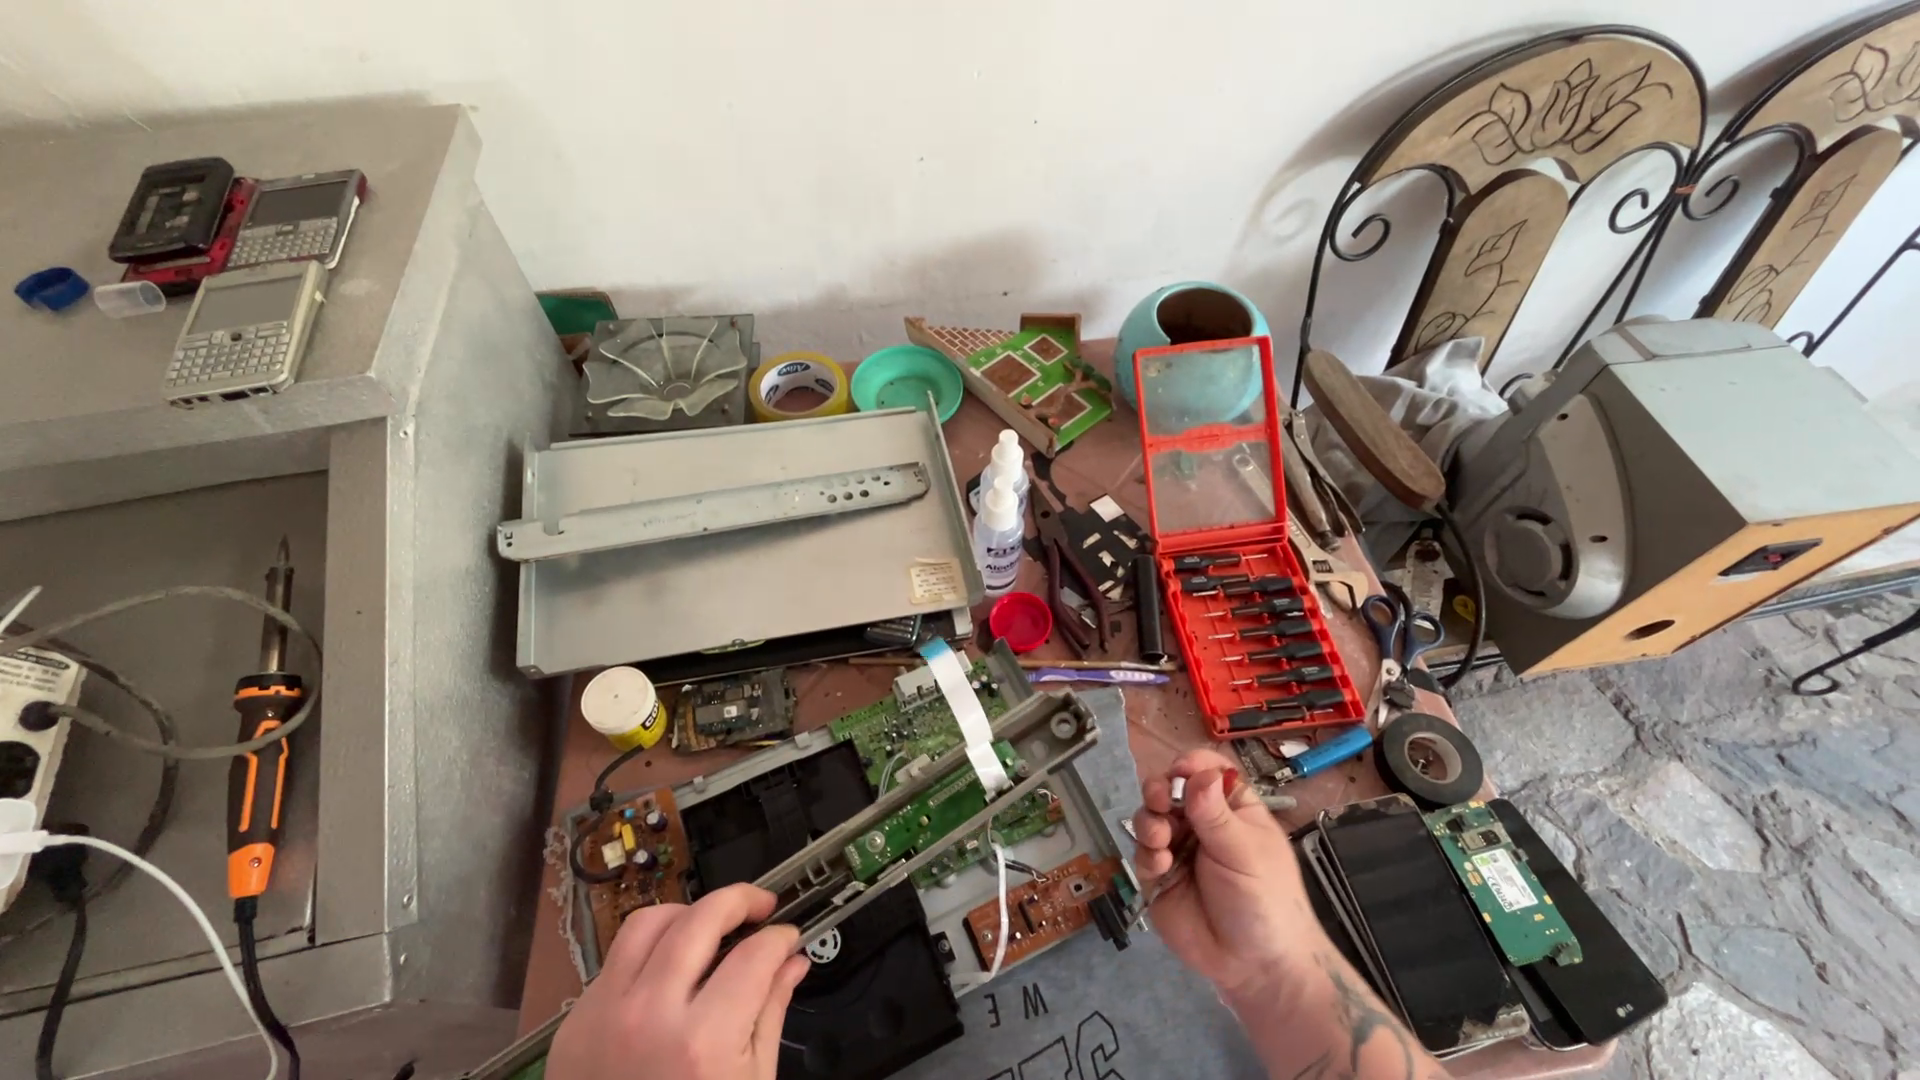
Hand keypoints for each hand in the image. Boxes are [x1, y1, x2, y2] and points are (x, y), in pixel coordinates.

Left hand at [548, 884, 809, 1079]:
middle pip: (700, 919)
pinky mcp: (576, 1022)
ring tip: (711, 926)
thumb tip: (793, 961)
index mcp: (703, 1043)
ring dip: (688, 913)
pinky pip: (616, 960)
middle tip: (760, 906)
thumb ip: (770, 1013)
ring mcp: (604, 1015)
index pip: (754, 955)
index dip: (780, 938)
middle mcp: (651, 1016)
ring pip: (648, 923)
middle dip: (739, 900)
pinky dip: (650, 951)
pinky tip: (670, 969)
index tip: (788, 936)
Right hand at [1130, 749, 1318, 1000]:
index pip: (1207, 771)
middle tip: (1160, 800)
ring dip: (1149, 820)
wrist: (1253, 966)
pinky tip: (1161, 867)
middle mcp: (1201, 823)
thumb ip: (1215, 814)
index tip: (1181, 772)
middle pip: (1170, 788)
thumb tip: (1198, 773)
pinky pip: (1141, 852)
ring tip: (1160, 838)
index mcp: (1231, 809)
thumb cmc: (1264, 900)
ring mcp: (1177, 848)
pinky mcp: (1157, 875)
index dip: (1191, 766)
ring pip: (1149, 815)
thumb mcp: (1245, 852)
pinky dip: (1147, 854)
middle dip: (1159, 789)